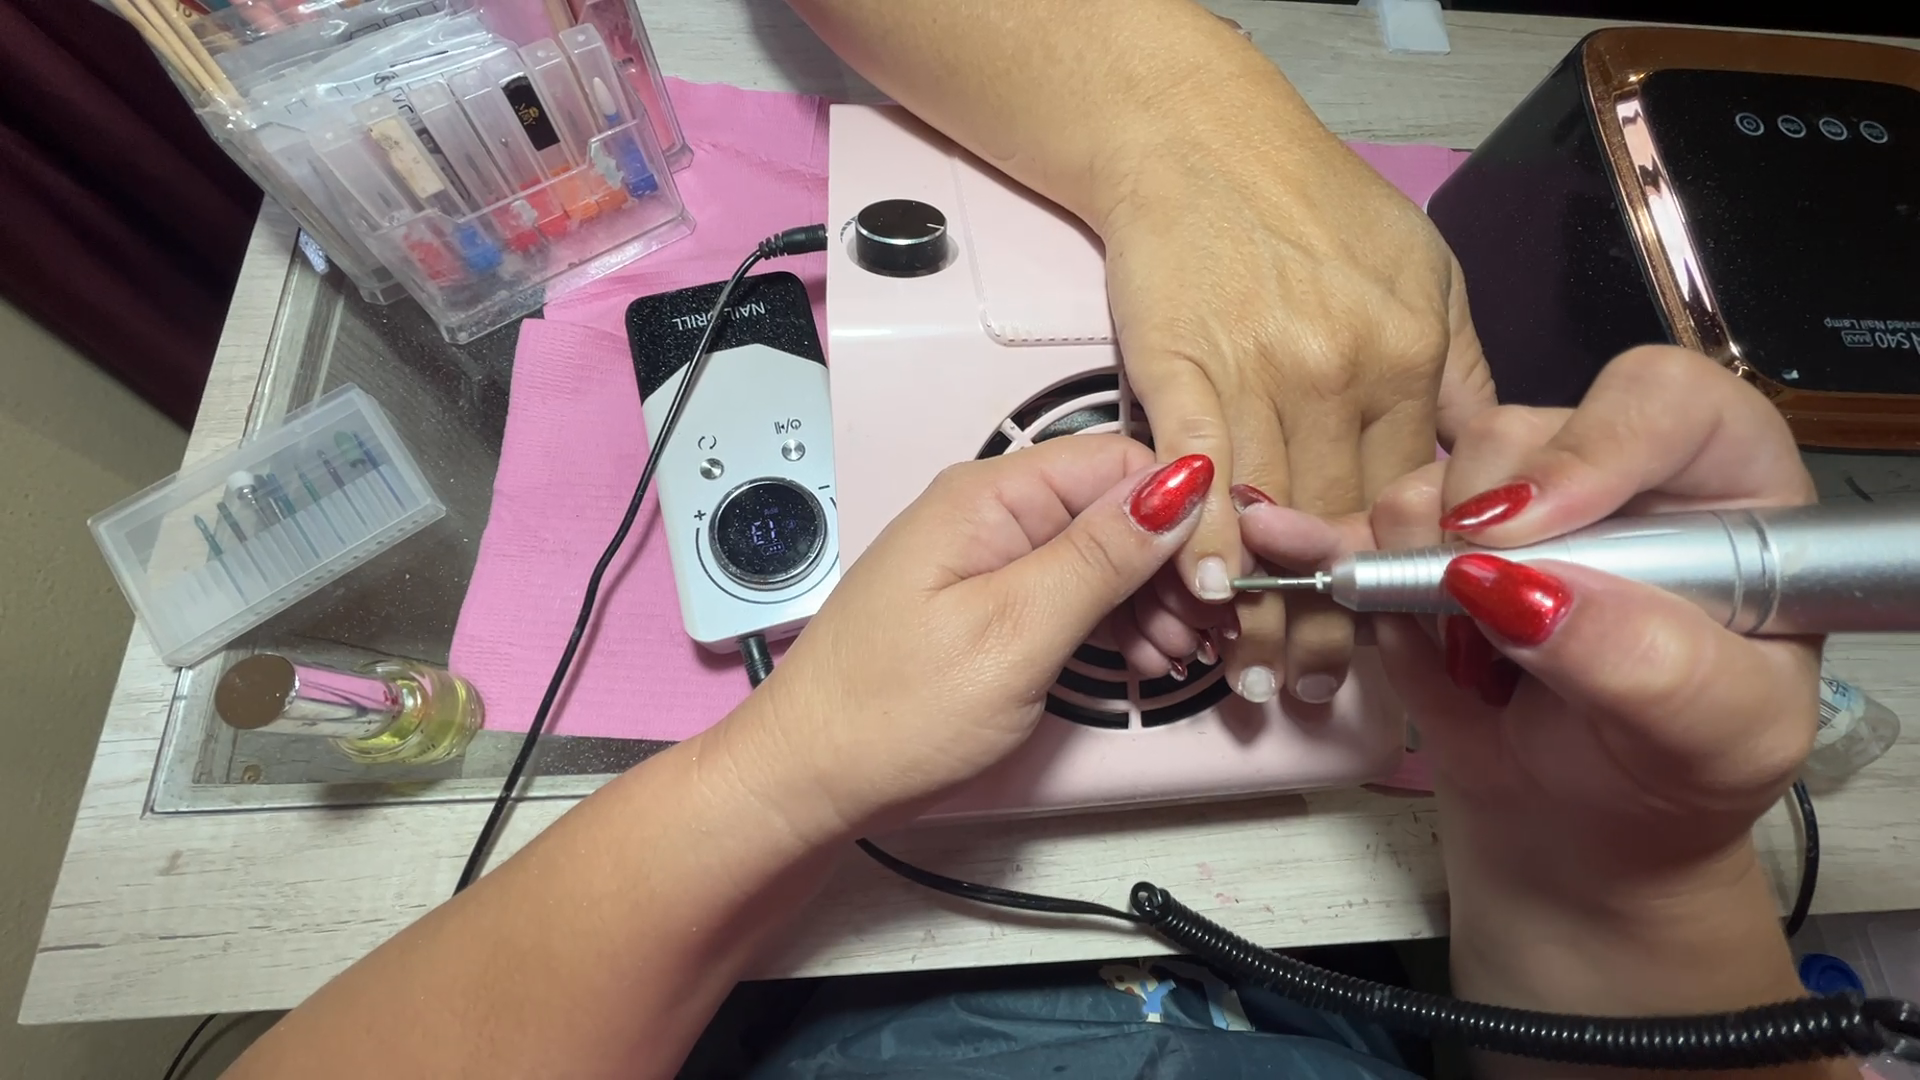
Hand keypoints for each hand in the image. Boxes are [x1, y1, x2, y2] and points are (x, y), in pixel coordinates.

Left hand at [733, 437, 1209, 833]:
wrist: (815, 776)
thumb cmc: (894, 710)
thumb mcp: (1013, 631)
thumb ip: (1098, 556)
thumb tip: (1179, 486)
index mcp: (989, 496)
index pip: (1117, 461)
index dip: (1184, 507)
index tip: (1225, 569)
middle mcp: (991, 514)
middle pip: (1112, 508)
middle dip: (1172, 561)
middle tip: (1212, 625)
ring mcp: (990, 560)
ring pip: (1099, 553)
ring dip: (1149, 597)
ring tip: (1177, 653)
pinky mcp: (991, 602)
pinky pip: (1071, 592)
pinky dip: (1113, 620)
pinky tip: (1141, 656)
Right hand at [1095, 112, 1493, 707]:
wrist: (1199, 143)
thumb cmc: (1302, 204)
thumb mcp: (1422, 267)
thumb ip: (1456, 368)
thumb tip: (1482, 453)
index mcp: (1410, 355)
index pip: (1413, 495)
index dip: (1397, 579)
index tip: (1384, 642)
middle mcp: (1345, 372)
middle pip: (1344, 522)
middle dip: (1328, 621)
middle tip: (1312, 696)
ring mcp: (1262, 371)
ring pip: (1275, 512)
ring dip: (1266, 606)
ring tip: (1254, 676)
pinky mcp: (1184, 365)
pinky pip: (1201, 465)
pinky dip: (1202, 533)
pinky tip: (1202, 596)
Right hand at [1239, 346, 1819, 897]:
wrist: (1565, 807)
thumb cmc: (1663, 767)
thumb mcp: (1712, 733)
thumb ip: (1643, 659)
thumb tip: (1503, 585)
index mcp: (1706, 493)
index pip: (1659, 405)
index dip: (1587, 448)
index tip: (1521, 533)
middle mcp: (1589, 479)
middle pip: (1509, 436)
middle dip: (1472, 524)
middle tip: (1471, 612)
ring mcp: (1485, 512)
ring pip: (1417, 484)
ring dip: (1406, 561)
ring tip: (1443, 641)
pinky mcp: (1409, 550)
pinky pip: (1349, 527)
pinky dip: (1314, 542)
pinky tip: (1280, 542)